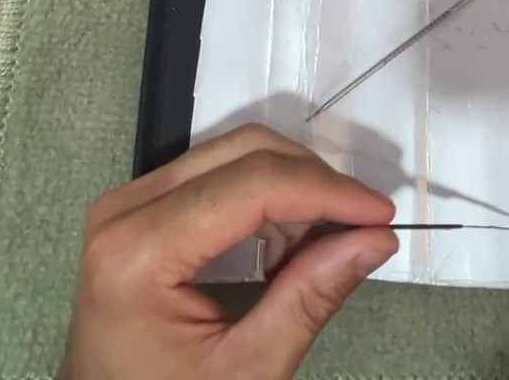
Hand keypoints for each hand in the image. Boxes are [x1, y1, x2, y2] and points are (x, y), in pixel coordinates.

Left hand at [60, 125, 398, 379]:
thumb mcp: (245, 374)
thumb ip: (309, 298)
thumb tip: (375, 239)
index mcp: (138, 251)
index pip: (253, 185)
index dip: (326, 191)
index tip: (382, 213)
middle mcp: (127, 206)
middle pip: (245, 152)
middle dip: (314, 182)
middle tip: (363, 223)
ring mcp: (130, 199)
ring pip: (234, 151)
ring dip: (293, 184)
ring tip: (326, 239)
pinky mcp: (141, 204)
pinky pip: (217, 170)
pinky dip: (265, 192)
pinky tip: (288, 238)